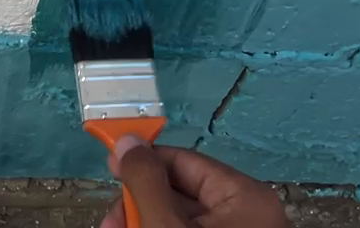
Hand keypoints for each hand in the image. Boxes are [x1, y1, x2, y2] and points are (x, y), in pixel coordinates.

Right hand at [101, 135, 289, 227]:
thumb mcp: (168, 225)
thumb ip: (145, 180)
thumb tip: (126, 139)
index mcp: (246, 196)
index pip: (182, 159)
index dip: (142, 160)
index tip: (112, 163)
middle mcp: (249, 215)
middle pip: (179, 192)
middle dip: (139, 202)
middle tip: (111, 221)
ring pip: (181, 219)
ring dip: (145, 220)